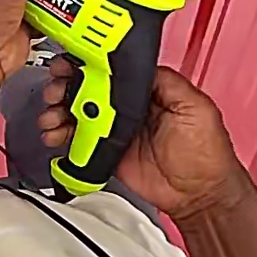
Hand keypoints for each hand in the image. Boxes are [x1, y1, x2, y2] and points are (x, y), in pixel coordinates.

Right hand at [38, 57, 250, 221]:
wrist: (198, 194)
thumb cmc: (205, 153)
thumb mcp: (195, 107)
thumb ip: (166, 82)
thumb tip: (138, 63)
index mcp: (145, 92)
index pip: (111, 71)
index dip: (88, 65)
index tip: (72, 63)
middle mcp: (126, 107)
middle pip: (87, 88)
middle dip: (65, 86)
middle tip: (56, 90)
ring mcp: (114, 129)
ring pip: (77, 113)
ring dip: (58, 111)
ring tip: (51, 116)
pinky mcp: (105, 150)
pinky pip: (77, 140)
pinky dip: (61, 135)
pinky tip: (55, 135)